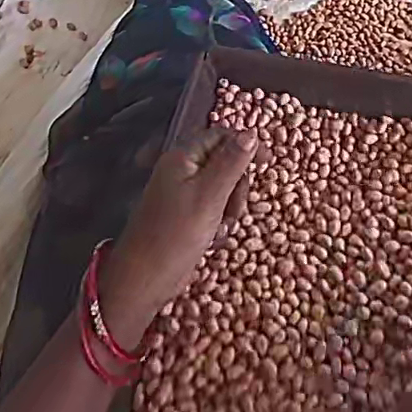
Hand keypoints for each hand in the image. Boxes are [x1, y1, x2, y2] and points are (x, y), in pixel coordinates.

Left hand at [96, 128, 255, 341]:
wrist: (144, 278)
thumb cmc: (176, 234)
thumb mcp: (210, 195)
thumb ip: (232, 162)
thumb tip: (251, 133)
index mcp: (183, 156)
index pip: (221, 135)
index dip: (245, 145)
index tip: (267, 162)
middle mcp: (181, 169)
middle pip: (225, 161)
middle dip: (237, 184)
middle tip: (234, 208)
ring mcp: (182, 192)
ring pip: (222, 187)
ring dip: (230, 206)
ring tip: (222, 226)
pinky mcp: (185, 214)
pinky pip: (213, 207)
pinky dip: (220, 220)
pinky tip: (215, 237)